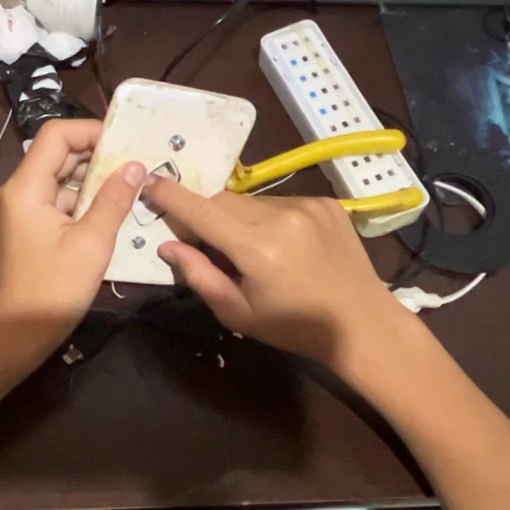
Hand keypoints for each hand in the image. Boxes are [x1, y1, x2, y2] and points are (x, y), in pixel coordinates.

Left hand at [0, 119, 144, 362]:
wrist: (22, 332)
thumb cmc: (55, 288)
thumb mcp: (92, 243)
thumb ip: (114, 200)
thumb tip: (135, 165)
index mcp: (26, 187)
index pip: (57, 135)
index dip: (91, 131)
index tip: (126, 141)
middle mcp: (20, 190)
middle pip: (59, 154)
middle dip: (97, 154)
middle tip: (137, 161)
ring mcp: (24, 209)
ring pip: (61, 178)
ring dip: (94, 178)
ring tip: (132, 183)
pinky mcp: (32, 226)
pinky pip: (60, 200)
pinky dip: (85, 200)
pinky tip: (114, 209)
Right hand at [147, 180, 416, 375]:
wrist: (361, 323)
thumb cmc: (292, 327)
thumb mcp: (237, 313)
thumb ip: (199, 275)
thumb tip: (168, 245)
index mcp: (258, 248)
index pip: (203, 211)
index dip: (172, 196)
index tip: (149, 182)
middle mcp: (282, 217)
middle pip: (223, 201)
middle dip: (207, 217)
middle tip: (207, 245)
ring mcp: (307, 206)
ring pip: (251, 201)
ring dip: (240, 219)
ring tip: (254, 252)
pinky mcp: (326, 203)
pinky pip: (279, 202)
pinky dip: (268, 219)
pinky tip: (284, 246)